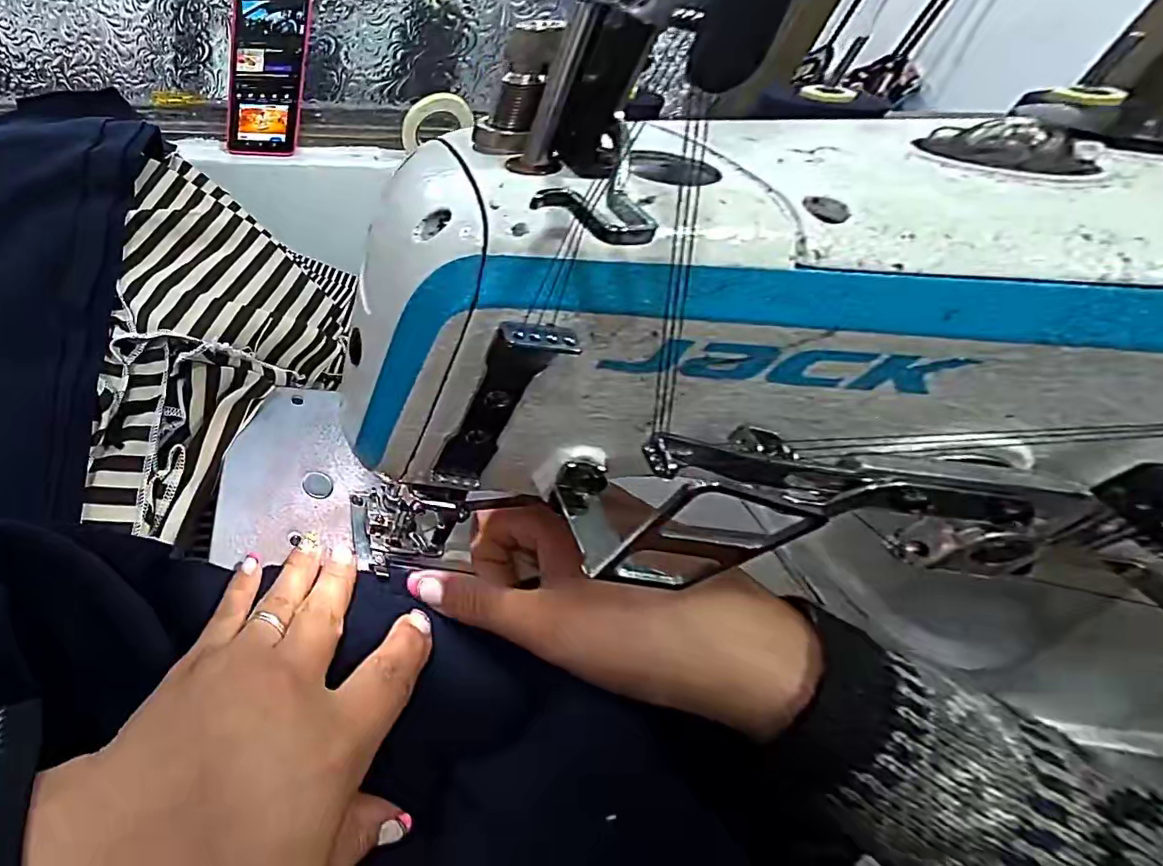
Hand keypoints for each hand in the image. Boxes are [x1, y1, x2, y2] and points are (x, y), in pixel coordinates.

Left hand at [24, 540, 433, 865]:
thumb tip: (393, 814)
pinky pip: (230, 607)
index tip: (416, 622)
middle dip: (343, 582)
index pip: (389, 678)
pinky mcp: (202, 655)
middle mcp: (296, 684)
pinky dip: (242, 583)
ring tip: (314, 545)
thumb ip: (357, 831)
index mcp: (335, 736)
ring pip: (283, 600)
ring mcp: (246, 661)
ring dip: (301, 570)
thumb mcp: (313, 862)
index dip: (408, 646)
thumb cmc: (229, 860)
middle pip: (330, 617)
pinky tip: (250, 563)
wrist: (137, 835)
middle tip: (350, 555)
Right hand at [406, 495, 821, 740]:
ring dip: (548, 576)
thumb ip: (475, 602)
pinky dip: (581, 574)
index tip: (506, 604)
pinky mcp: (649, 542)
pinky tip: (607, 610)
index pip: (489, 522)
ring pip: (556, 541)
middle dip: (516, 572)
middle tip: (540, 616)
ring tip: (575, 619)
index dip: (486, 565)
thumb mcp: (542, 625)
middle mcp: (585, 502)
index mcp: (553, 510)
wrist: (747, 660)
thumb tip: (415, 581)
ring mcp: (621, 519)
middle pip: (520, 528)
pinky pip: (591, 548)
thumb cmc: (632, 633)